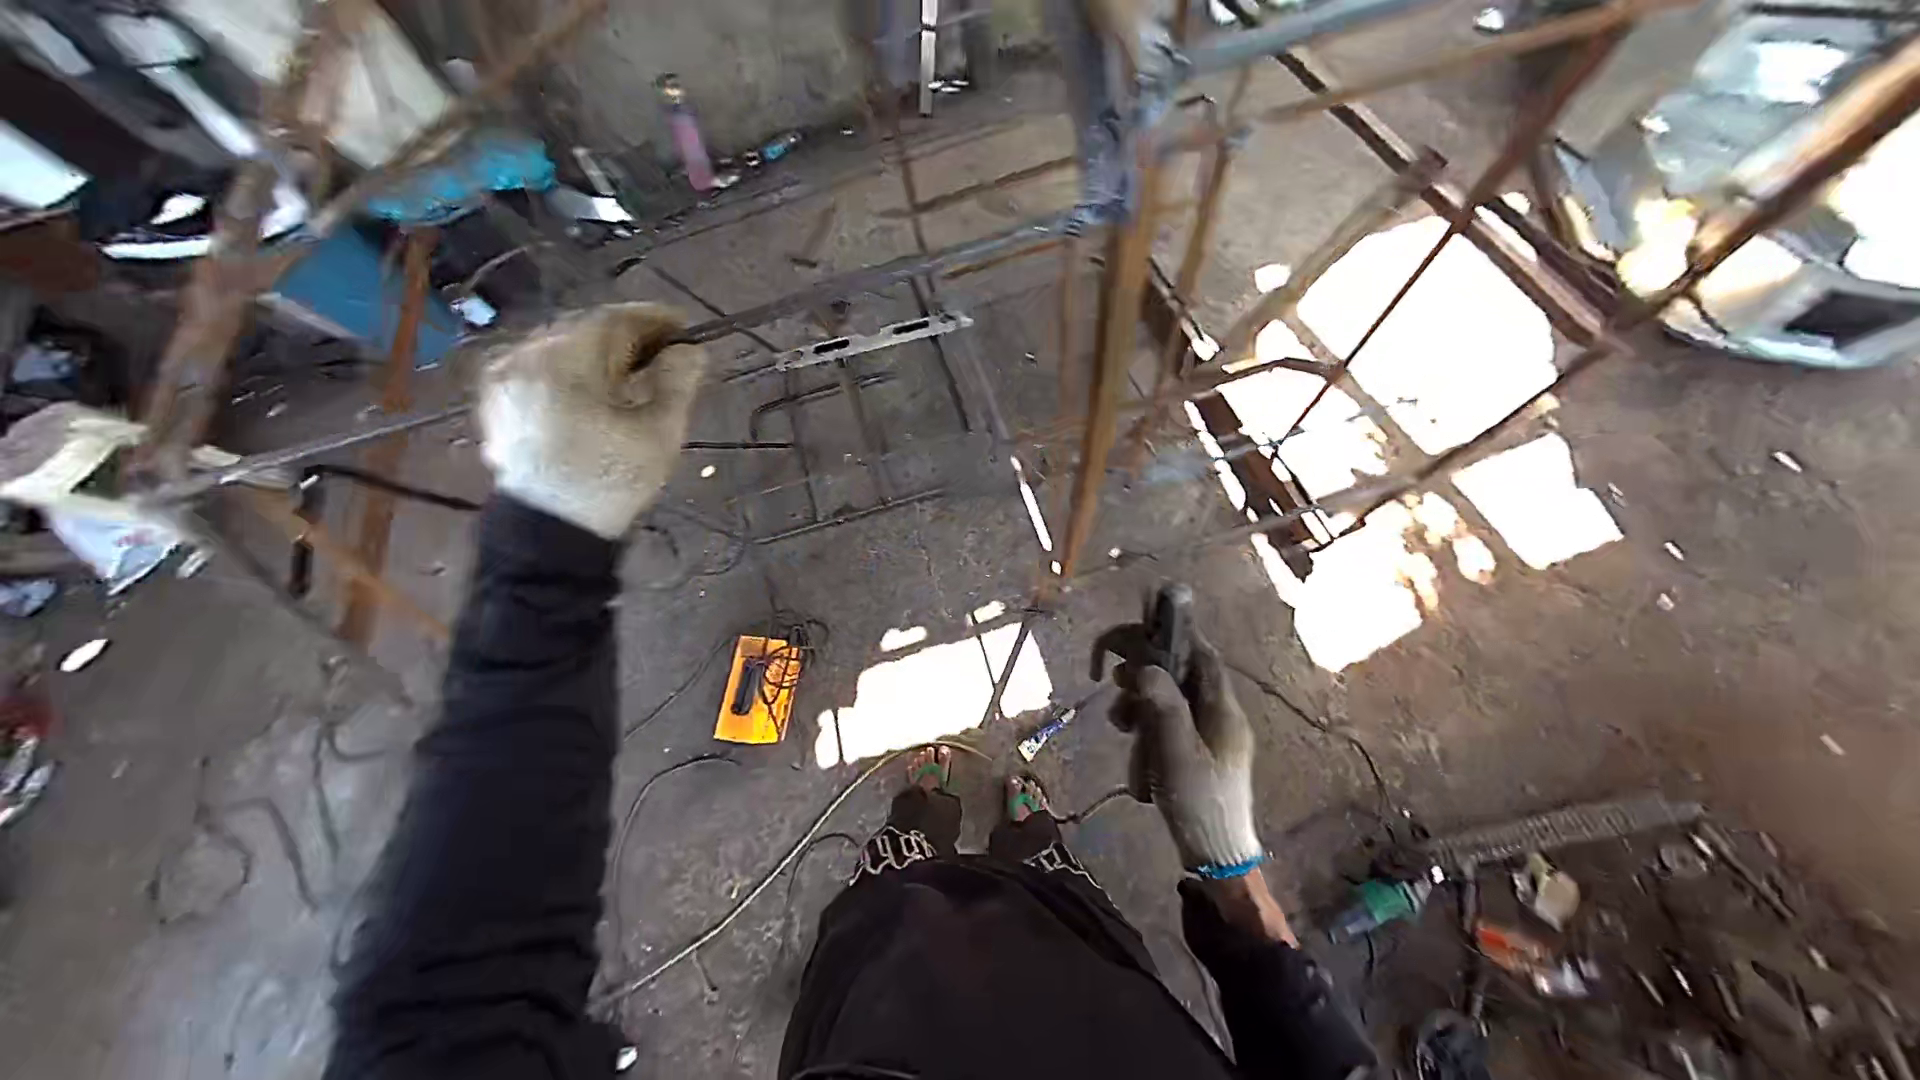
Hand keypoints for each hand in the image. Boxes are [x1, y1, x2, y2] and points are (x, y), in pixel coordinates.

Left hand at [478, 303, 706, 538]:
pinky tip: (597, 392)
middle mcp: (524, 356)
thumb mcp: (659, 433)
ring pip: (562, 348)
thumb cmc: (611, 481)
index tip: (686, 329)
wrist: (551, 533)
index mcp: (563, 361)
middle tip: (665, 354)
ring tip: (635, 374)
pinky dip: (575, 371)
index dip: (655, 320)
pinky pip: (543, 368)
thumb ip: (678, 382)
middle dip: (628, 338)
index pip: (614, 320)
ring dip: (602, 354)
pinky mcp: (499, 400)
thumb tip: (691, 350)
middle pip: (585, 330)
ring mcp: (504, 378)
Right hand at [1110, 635, 1264, 877]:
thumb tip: (1144, 666)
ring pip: (1167, 697)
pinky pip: (1166, 721)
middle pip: (1178, 672)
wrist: (1216, 854)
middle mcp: (1216, 712)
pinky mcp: (1195, 749)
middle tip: (1111, 678)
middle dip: (1143, 671)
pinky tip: (1132, 740)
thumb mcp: (1177, 750)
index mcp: (1221, 707)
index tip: (1139, 627)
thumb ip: (1163, 704)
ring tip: (1120, 721)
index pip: (1200, 653)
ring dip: (1139, 700)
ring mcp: (1207, 732)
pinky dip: (1145, 723)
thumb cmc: (1200, 800)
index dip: (1172, 633)